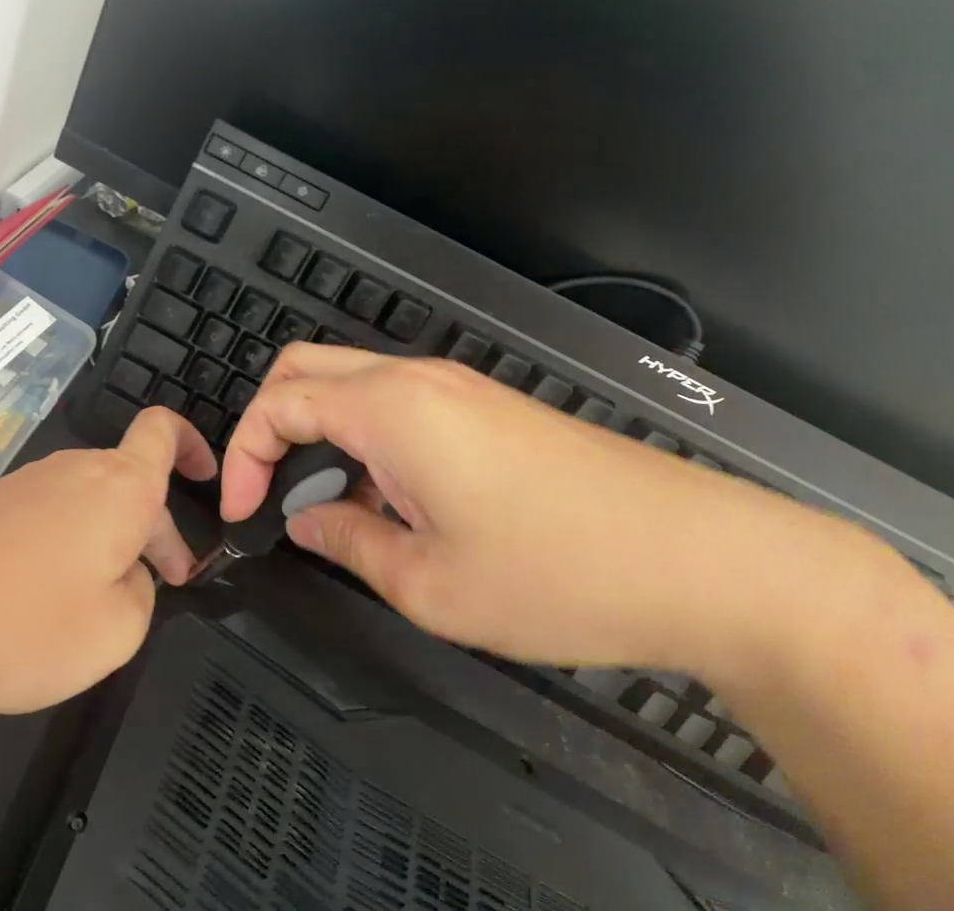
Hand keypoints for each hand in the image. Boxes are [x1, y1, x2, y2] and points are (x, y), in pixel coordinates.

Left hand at [0, 408, 214, 713]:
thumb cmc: (21, 624)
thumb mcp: (116, 632)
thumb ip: (143, 597)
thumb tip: (127, 574)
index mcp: (118, 487)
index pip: (164, 432)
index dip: (193, 446)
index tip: (206, 479)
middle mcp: (73, 471)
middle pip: (130, 481)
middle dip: (155, 529)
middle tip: (165, 585)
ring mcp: (24, 485)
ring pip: (89, 503)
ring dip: (110, 542)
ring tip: (102, 604)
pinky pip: (48, 517)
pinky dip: (65, 548)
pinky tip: (45, 600)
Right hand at [219, 344, 894, 673]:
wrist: (712, 564)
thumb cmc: (561, 576)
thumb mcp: (428, 585)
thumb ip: (346, 543)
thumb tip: (307, 521)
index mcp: (393, 410)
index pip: (278, 401)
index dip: (242, 454)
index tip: (241, 509)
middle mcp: (423, 381)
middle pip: (306, 368)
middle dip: (269, 427)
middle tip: (271, 495)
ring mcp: (463, 390)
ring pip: (353, 384)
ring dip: (321, 435)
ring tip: (337, 513)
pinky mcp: (493, 410)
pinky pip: (400, 405)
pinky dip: (367, 440)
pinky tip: (394, 505)